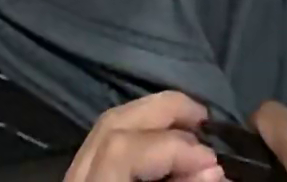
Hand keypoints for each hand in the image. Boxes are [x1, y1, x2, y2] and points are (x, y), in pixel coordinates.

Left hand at [65, 91, 223, 181]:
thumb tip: (214, 169)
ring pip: (108, 122)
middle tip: (205, 120)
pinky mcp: (80, 176)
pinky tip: (165, 138)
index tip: (213, 159)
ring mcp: (71, 175)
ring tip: (191, 124)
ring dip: (154, 114)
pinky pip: (107, 138)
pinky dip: (140, 130)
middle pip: (112, 122)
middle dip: (164, 111)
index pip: (123, 151)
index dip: (172, 147)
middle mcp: (74, 177)